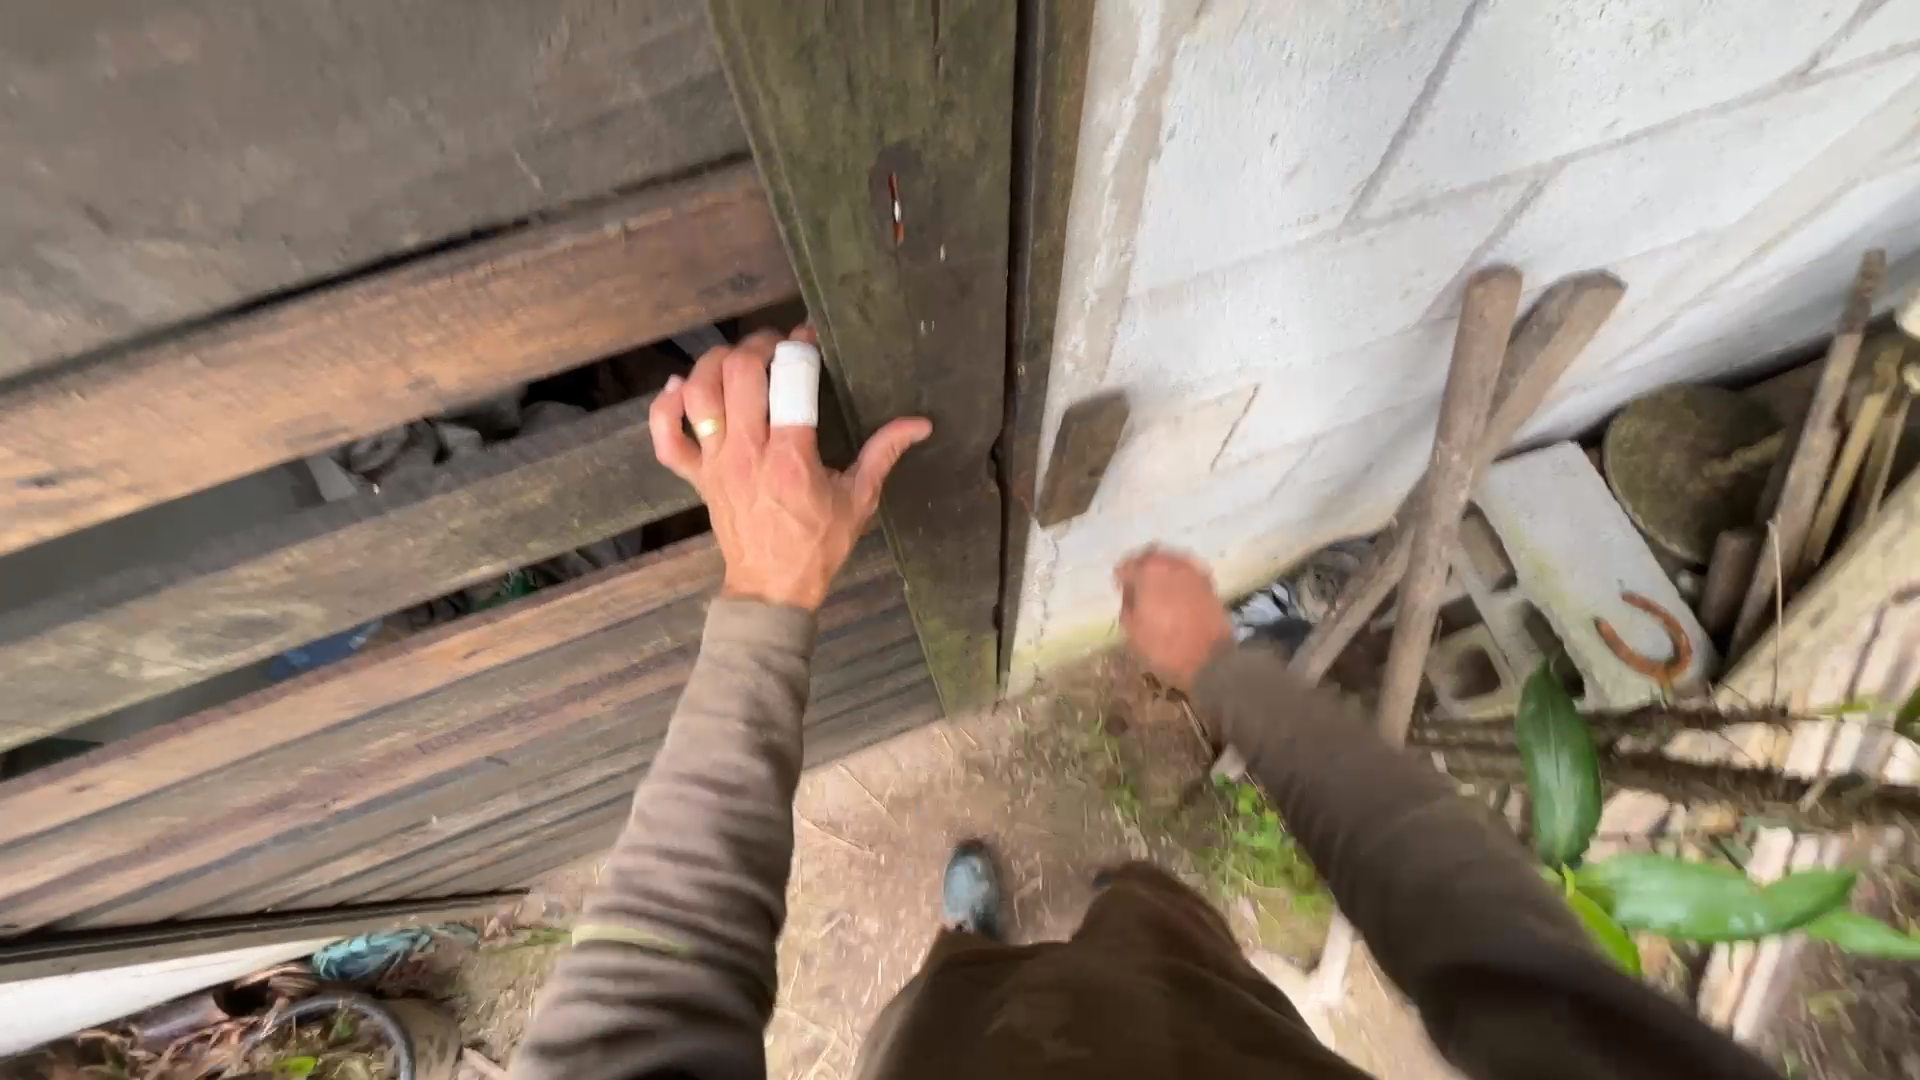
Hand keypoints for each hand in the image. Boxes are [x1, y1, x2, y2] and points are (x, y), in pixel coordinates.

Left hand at [649, 325, 931, 610]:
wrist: (772, 588)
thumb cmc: (819, 546)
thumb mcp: (859, 500)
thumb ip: (884, 453)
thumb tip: (920, 424)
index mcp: (791, 457)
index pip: (789, 383)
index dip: (800, 350)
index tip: (809, 341)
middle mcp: (746, 452)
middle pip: (736, 374)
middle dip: (757, 346)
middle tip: (776, 347)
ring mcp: (715, 463)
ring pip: (698, 393)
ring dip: (714, 364)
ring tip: (737, 361)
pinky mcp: (695, 476)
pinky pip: (665, 436)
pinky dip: (666, 406)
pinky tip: (682, 389)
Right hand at [1114, 547, 1233, 692]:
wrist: (1210, 662)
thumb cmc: (1164, 647)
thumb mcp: (1132, 629)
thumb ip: (1127, 603)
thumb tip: (1132, 592)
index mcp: (1148, 571)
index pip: (1127, 565)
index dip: (1121, 577)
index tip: (1119, 587)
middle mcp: (1172, 564)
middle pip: (1151, 556)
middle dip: (1141, 567)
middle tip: (1136, 583)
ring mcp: (1194, 572)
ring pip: (1171, 561)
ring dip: (1161, 570)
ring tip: (1156, 588)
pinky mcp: (1209, 584)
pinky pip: (1187, 573)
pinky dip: (1178, 579)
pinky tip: (1174, 593)